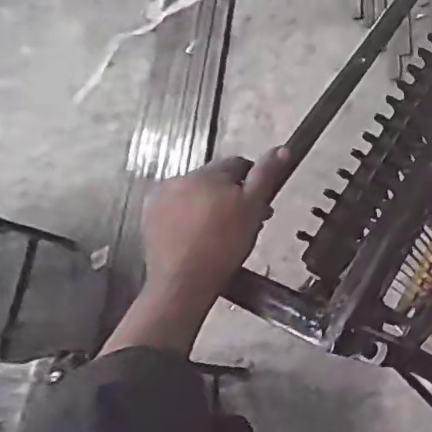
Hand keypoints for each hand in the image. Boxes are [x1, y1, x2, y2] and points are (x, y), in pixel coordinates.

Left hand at [141, 149, 292, 307]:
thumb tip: (282, 149)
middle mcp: (181, 177)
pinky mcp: (149, 216)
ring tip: (219, 234)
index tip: (259, 205)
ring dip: (208, 206)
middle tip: (244, 223)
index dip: (253, 183)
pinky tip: (196, 237)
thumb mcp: (253, 209)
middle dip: (230, 195)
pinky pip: (175, 209)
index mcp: (209, 173)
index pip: (239, 165)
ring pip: (195, 194)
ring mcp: (161, 196)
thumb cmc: (224, 246)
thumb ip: (266, 176)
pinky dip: (187, 217)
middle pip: (215, 179)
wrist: (183, 282)